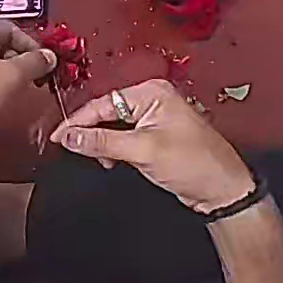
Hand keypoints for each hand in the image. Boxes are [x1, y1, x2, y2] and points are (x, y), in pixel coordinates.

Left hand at [0, 19, 54, 149]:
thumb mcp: (13, 76)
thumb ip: (35, 62)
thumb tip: (48, 57)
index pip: (10, 29)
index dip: (31, 46)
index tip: (45, 62)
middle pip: (0, 43)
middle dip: (20, 61)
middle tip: (36, 76)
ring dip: (10, 73)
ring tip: (21, 88)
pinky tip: (3, 97)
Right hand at [50, 79, 254, 212]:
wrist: (223, 190)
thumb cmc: (194, 164)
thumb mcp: (142, 151)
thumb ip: (102, 142)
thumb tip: (70, 136)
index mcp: (151, 92)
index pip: (103, 103)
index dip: (77, 121)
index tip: (59, 136)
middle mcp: (152, 99)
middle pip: (107, 112)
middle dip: (90, 132)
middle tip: (70, 148)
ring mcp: (155, 116)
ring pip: (114, 125)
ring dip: (103, 143)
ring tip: (99, 159)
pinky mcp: (156, 133)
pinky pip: (125, 135)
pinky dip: (115, 148)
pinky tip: (111, 160)